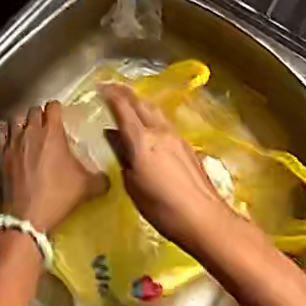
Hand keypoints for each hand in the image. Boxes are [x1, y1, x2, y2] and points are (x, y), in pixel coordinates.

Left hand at [0, 102, 104, 232]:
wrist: (27, 216)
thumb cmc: (58, 196)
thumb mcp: (87, 187)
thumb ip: (101, 179)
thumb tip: (109, 178)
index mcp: (53, 133)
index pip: (53, 106)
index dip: (58, 108)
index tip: (61, 115)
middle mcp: (31, 131)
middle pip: (34, 110)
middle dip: (41, 114)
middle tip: (47, 125)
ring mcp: (13, 142)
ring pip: (16, 118)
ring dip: (23, 121)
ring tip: (28, 129)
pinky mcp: (1, 154)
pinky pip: (1, 132)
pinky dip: (6, 130)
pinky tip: (10, 135)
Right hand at [100, 84, 235, 249]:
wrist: (205, 218)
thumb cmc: (162, 208)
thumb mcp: (133, 185)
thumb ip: (122, 156)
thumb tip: (113, 136)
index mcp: (142, 140)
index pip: (123, 108)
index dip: (110, 95)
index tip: (100, 86)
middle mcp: (160, 131)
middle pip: (141, 103)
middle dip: (125, 93)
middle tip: (112, 89)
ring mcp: (176, 137)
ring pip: (155, 111)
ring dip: (140, 103)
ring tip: (130, 103)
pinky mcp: (187, 146)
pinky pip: (165, 123)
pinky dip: (152, 117)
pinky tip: (150, 126)